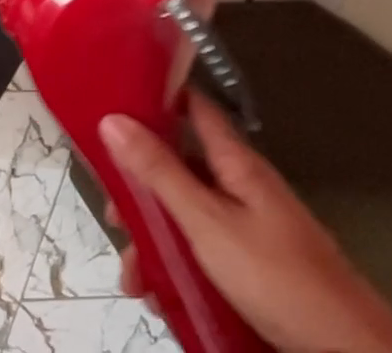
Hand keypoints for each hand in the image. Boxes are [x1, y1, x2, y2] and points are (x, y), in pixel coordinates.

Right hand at [101, 95, 391, 352]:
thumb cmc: (279, 278)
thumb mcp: (207, 222)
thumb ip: (159, 172)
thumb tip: (112, 118)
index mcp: (237, 165)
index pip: (194, 108)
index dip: (157, 95)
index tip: (112, 96)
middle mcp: (242, 188)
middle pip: (178, 169)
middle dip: (139, 190)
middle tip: (114, 217)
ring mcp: (249, 228)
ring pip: (184, 216)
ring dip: (153, 240)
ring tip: (135, 279)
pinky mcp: (252, 266)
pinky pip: (201, 252)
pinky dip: (176, 267)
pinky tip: (161, 295)